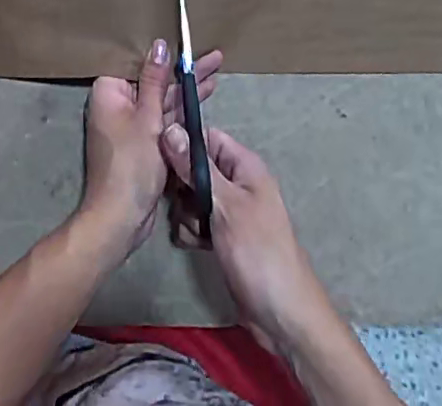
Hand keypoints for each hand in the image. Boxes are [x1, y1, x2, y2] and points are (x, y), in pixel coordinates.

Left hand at [77, 38, 221, 260]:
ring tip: (217, 69)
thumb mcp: (147, 117)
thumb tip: (159, 46)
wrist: (122, 217)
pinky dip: (184, 108)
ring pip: (163, 98)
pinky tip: (205, 94)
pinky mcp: (145, 140)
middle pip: (154, 79)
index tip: (182, 37)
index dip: (160, 50)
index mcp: (109, 91)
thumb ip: (155, 80)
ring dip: (188, 87)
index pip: (135, 61)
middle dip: (183, 70)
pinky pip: (165, 117)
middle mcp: (118, 102)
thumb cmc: (130, 163)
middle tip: (213, 56)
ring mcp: (132, 122)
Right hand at [161, 125, 330, 356]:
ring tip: (197, 231)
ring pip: (191, 196)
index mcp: (244, 165)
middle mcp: (236, 182)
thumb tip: (170, 127)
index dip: (182, 144)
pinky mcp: (222, 234)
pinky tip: (196, 245)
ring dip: (186, 213)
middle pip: (194, 168)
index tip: (160, 157)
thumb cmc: (258, 251)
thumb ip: (195, 167)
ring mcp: (229, 210)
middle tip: (184, 204)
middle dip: (182, 186)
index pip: (205, 137)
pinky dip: (192, 230)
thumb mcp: (224, 204)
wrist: (281, 314)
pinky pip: (196, 220)